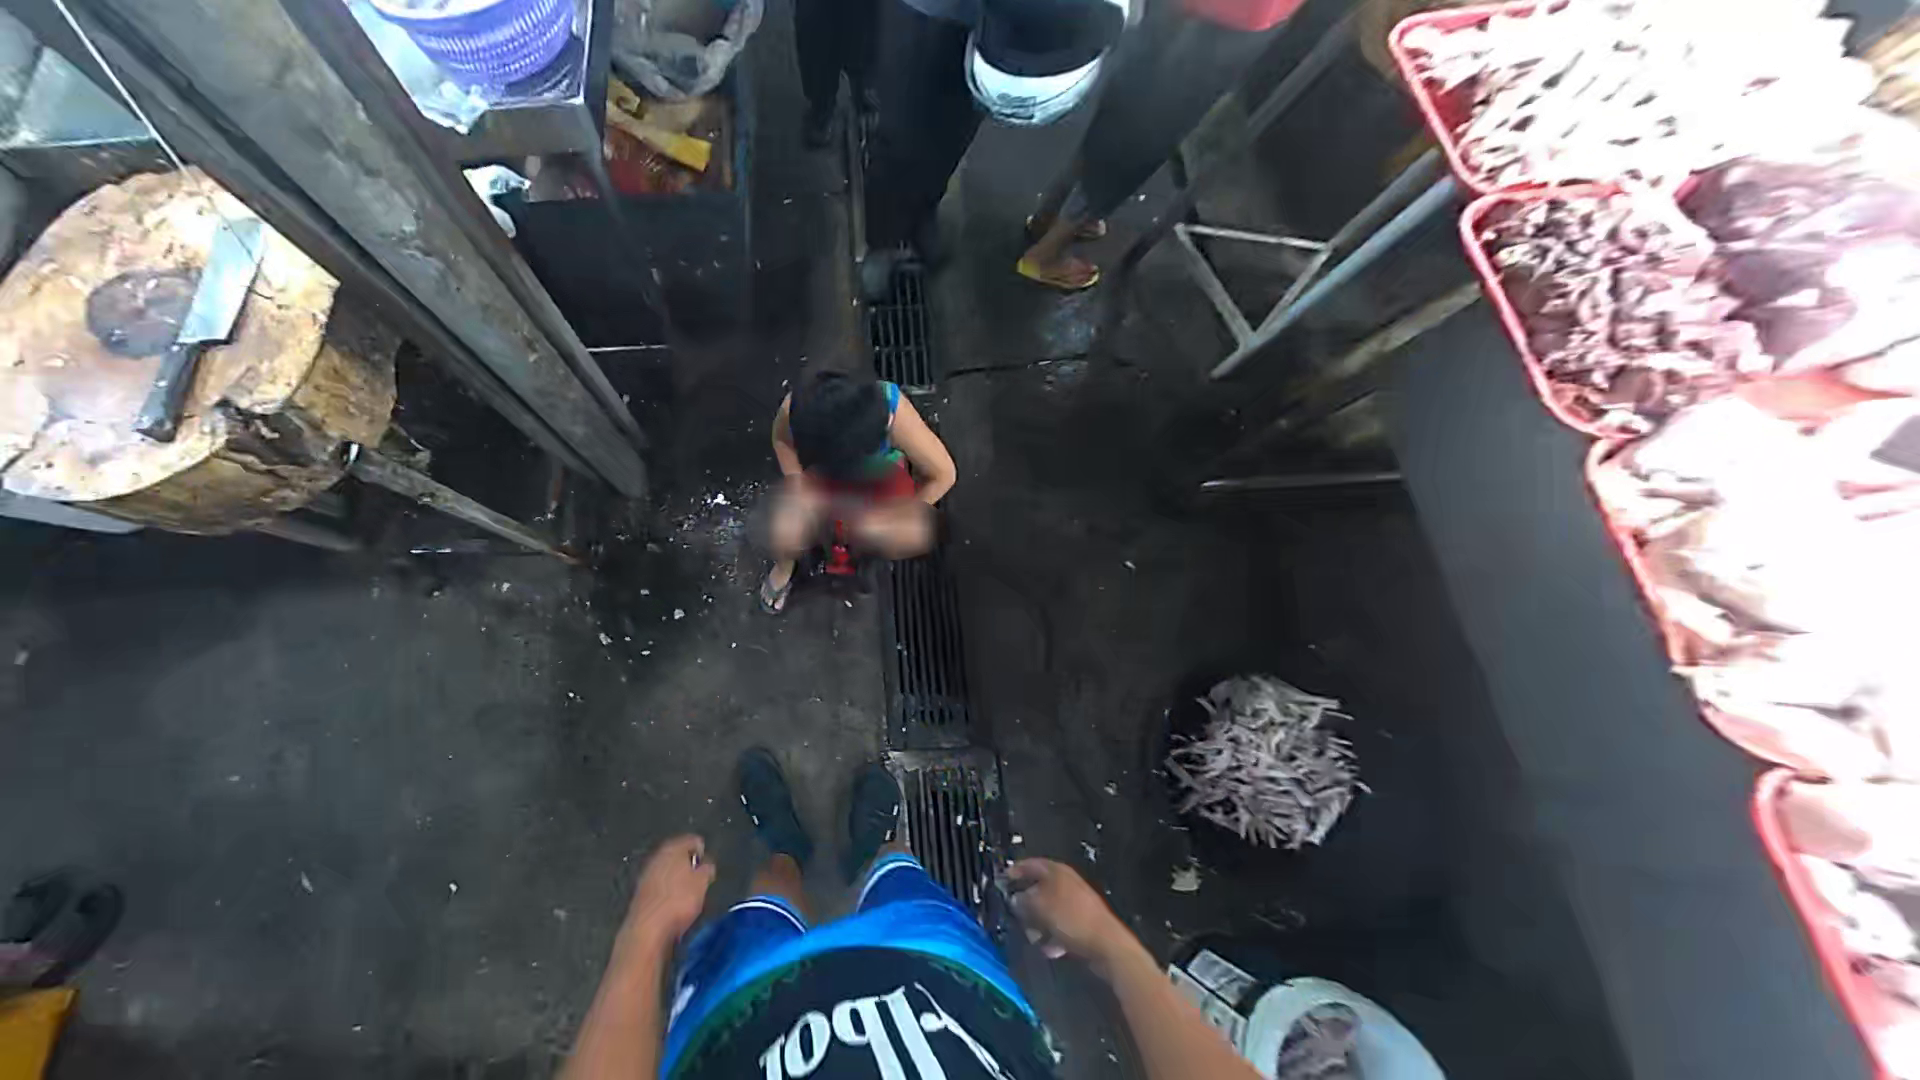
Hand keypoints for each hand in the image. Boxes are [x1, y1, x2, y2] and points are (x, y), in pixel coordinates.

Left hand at [622, 835, 714, 951]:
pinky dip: (667, 894)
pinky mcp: (639, 896)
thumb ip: (708, 867)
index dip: (704, 853)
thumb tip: (706, 865)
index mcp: (673, 848)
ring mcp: (645, 876)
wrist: (646, 933)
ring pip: (668, 872)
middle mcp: (657, 857)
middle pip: (679, 856)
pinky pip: (659, 888)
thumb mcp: (704, 882)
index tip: (708, 869)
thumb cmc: (679, 902)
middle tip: (699, 882)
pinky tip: (673, 907)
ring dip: (678, 881)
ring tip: (688, 897)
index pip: (694, 840)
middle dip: (690, 867)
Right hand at [1006, 859, 1140, 974]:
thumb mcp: (1040, 907)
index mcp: (1057, 871)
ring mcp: (1076, 903)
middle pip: (1038, 889)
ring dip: (1039, 925)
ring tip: (1036, 939)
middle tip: (1020, 919)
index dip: (1015, 871)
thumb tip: (1015, 899)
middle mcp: (1067, 883)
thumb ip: (1023, 901)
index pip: (1031, 864)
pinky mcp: (1082, 923)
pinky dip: (1053, 936)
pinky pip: (1060, 926)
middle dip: (1027, 906)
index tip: (1002, 882)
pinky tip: (1052, 949)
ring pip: (1047, 910)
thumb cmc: (1071, 920)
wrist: (1107, 946)